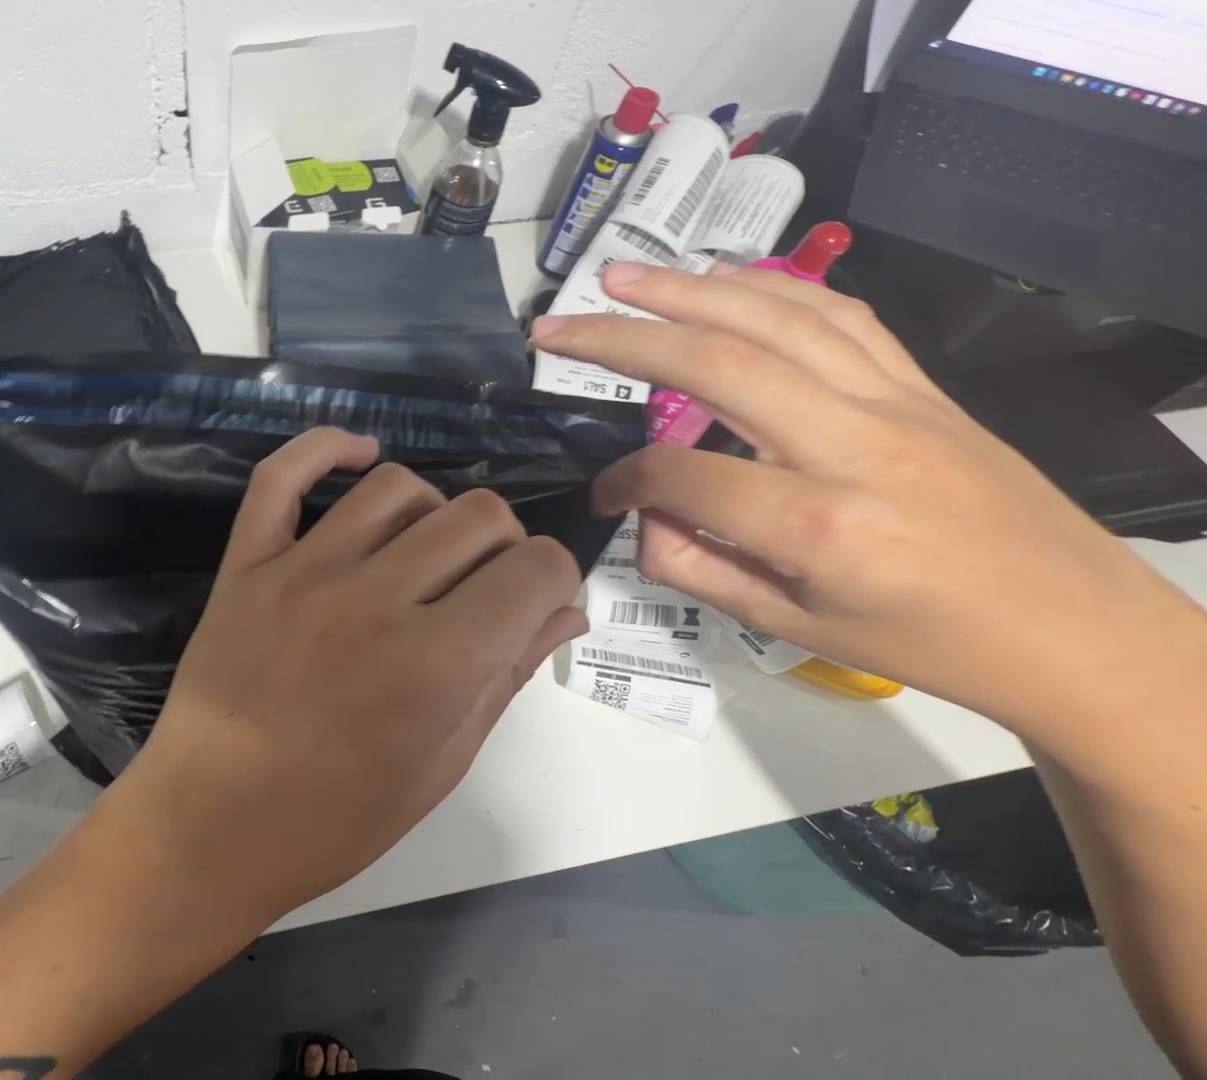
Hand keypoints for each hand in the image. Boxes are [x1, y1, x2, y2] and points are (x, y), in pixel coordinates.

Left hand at [99, 428, 586, 920]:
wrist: (213, 821)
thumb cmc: (335, 818)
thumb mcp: (441, 765)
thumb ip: (505, 677)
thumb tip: (564, 612)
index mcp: (438, 661)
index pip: (537, 567)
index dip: (552, 578)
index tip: (534, 602)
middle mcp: (376, 598)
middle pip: (478, 515)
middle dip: (503, 545)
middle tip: (481, 588)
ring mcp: (302, 572)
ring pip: (396, 487)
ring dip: (431, 510)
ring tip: (422, 553)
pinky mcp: (246, 564)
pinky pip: (282, 476)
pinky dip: (325, 449)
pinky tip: (360, 456)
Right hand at [532, 261, 1203, 724]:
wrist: (1073, 627)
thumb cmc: (925, 642)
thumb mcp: (793, 627)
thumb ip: (698, 568)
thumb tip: (642, 516)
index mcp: (817, 524)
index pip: (681, 474)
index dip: (622, 480)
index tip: (602, 495)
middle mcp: (853, 444)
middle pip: (719, 363)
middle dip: (623, 338)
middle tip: (555, 326)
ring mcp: (896, 402)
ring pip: (778, 318)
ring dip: (689, 289)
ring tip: (622, 277)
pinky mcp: (923, 385)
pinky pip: (840, 317)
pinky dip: (772, 287)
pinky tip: (723, 279)